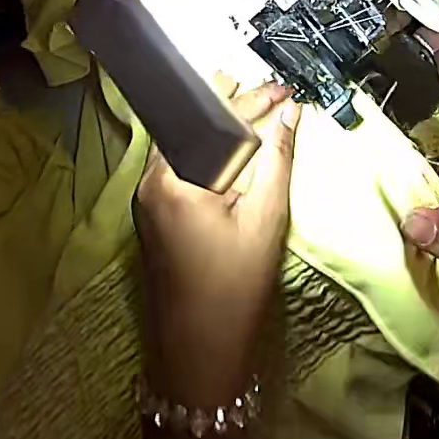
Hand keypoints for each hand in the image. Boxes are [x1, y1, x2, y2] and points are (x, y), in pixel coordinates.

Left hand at [135, 83, 300, 405]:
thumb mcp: (264, 218)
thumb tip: (291, 114)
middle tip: (259, 85)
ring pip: (183, 143)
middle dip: (228, 103)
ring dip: (214, 123)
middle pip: (192, 127)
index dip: (256, 101)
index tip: (285, 90)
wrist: (197, 353)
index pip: (218, 124)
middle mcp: (152, 182)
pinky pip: (178, 164)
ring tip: (239, 98)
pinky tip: (224, 143)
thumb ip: (277, 159)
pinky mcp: (153, 213)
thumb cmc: (234, 287)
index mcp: (176, 180)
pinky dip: (205, 148)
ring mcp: (147, 199)